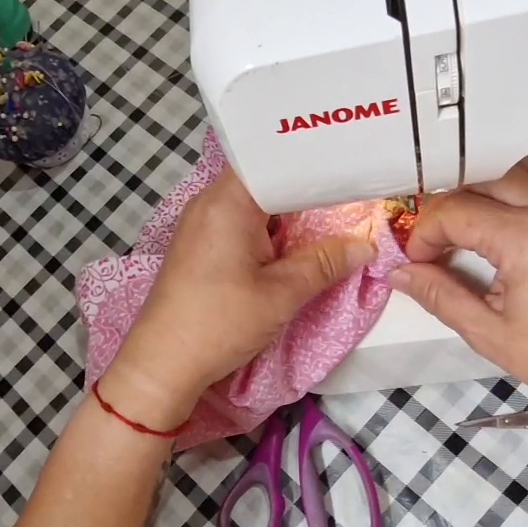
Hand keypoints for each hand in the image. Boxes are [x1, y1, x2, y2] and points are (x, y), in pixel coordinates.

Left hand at [101, 166, 374, 428]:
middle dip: (308, 192)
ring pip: (256, 208)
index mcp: (228, 200)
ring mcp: (201, 226)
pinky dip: (270, 235)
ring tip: (333, 220)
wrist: (162, 365)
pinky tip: (295, 249)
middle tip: (354, 193)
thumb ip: (324, 263)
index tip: (352, 168)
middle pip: (267, 182)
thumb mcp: (281, 294)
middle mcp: (209, 203)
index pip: (276, 161)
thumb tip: (365, 245)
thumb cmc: (219, 323)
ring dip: (290, 218)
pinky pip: (241, 227)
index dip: (315, 163)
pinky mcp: (199, 249)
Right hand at [390, 158, 527, 436]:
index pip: (454, 211)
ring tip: (470, 228)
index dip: (425, 234)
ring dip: (485, 190)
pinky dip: (524, 188)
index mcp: (527, 240)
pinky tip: (511, 218)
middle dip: (448, 207)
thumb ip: (441, 296)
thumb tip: (403, 274)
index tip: (419, 261)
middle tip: (436, 243)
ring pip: (518, 169)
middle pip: (481, 178)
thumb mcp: (491, 334)